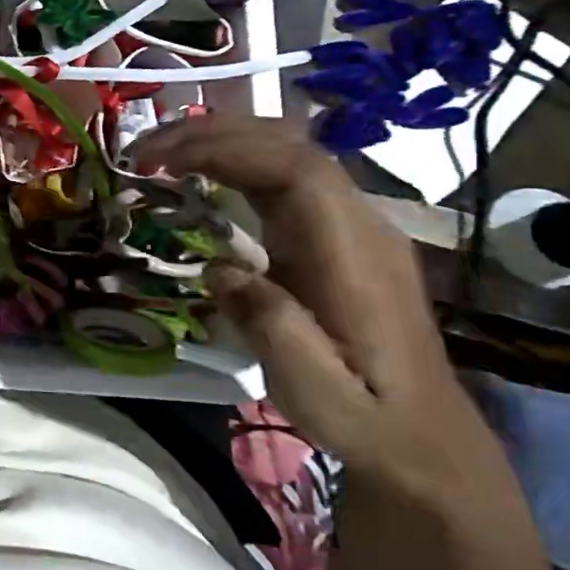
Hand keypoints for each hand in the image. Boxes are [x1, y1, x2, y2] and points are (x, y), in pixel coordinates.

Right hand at [132, 115, 508, 502]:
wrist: (423, 434)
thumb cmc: (368, 417)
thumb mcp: (317, 394)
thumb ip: (272, 329)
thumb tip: (218, 269)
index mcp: (355, 256)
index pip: (297, 171)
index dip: (229, 151)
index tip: (165, 161)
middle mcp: (357, 224)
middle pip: (291, 147)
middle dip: (215, 135)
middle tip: (146, 149)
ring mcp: (348, 224)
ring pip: (287, 153)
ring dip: (222, 142)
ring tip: (161, 153)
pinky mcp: (332, 234)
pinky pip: (283, 177)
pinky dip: (235, 163)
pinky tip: (198, 173)